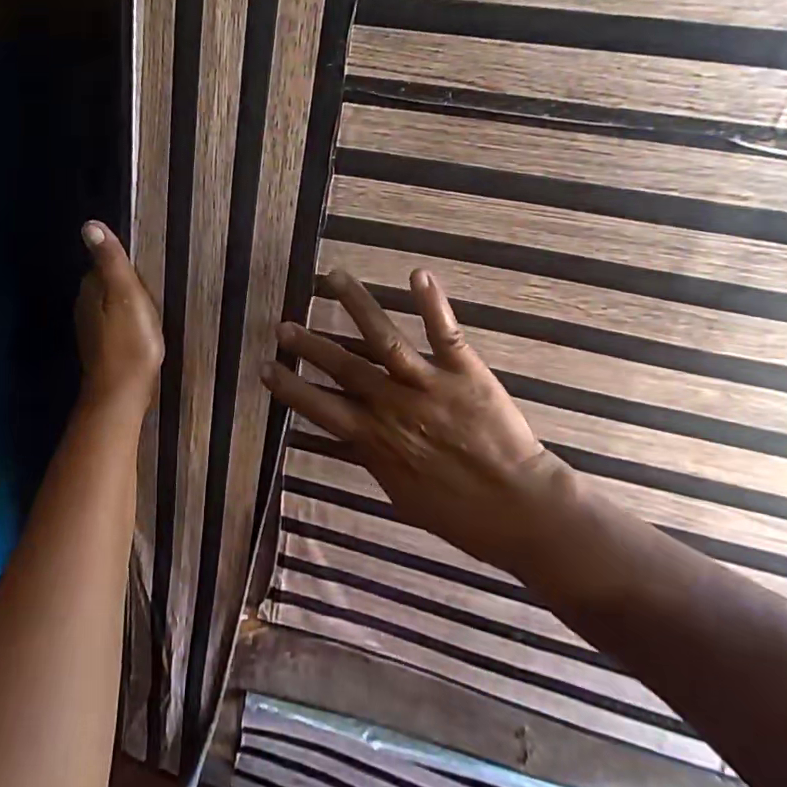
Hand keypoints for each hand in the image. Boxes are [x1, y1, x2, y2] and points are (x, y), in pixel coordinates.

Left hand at [75, 220, 163, 403]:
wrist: (121, 393)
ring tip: (150, 315)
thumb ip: (110, 260)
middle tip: (152, 296)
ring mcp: (90, 329)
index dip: (127, 268)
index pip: (105, 263)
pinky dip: (127, 326)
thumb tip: (89, 224)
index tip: (146, 277)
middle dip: (127, 286)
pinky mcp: (100, 348)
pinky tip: (141, 334)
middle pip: (107, 285)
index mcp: (90, 289)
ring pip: (111, 306)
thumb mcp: (126, 293)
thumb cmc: (130, 340)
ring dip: (127, 307)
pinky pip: (114, 326)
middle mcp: (84, 306)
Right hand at [261, 269, 573, 573]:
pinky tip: (417, 273)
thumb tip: (351, 437)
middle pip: (342, 366)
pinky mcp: (465, 373)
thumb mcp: (399, 494)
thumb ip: (373, 458)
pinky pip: (444, 333)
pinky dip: (430, 303)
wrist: (520, 510)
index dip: (288, 386)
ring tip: (334, 278)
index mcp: (374, 438)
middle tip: (284, 325)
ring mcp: (428, 385)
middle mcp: (392, 404)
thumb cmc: (457, 513)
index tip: (265, 367)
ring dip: (356, 305)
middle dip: (309, 344)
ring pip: (384, 338)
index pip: (319, 406)